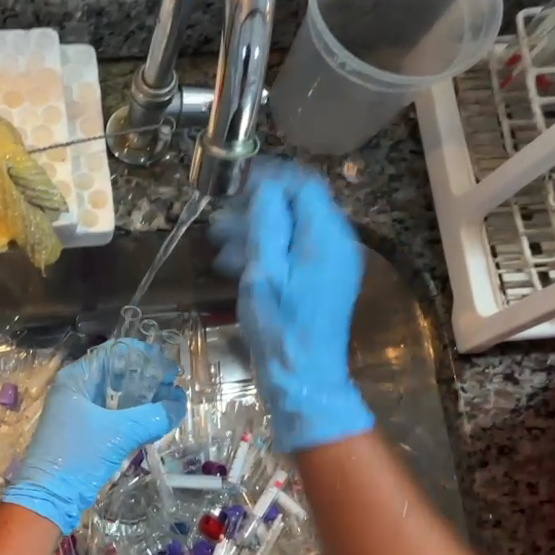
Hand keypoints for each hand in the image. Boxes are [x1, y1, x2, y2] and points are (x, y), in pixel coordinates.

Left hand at [1, 340, 185, 533]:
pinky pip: (112, 416)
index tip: (170, 369)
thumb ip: (153, 416)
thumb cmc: (77, 457)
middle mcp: (75, 390)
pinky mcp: (82, 433)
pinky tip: (151, 423)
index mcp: (77, 379)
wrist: (48, 498)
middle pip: (116, 374)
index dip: (145, 357)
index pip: (115, 353)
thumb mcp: (120, 433)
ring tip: (168, 405)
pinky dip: (132, 416)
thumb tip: (179, 404)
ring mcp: (77, 412)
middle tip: (172, 389)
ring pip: (115, 396)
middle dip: (146, 379)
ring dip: (141, 399)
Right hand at [208, 161, 372, 451]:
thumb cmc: (279, 325)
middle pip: (297, 206)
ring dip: (257, 232)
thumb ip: (266, 222)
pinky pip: (296, 252)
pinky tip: (242, 268)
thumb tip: (264, 184)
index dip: (267, 178)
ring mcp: (333, 263)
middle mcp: (337, 242)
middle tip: (217, 225)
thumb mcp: (264, 270)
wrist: (303, 377)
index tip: (232, 186)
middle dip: (256, 208)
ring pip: (293, 229)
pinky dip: (268, 251)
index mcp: (324, 235)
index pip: (302, 183)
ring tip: (222, 251)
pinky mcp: (324, 281)